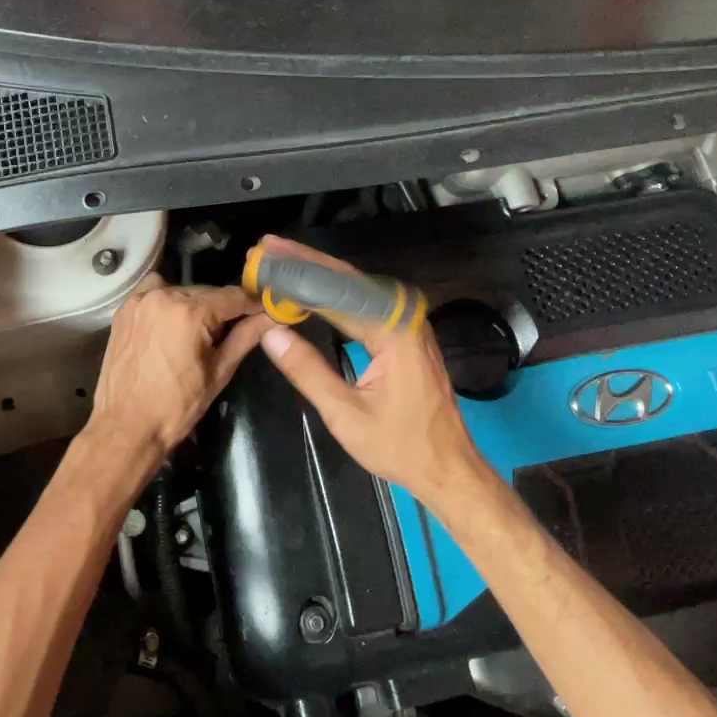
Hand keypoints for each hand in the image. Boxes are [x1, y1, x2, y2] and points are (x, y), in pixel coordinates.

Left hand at [87, 275, 272, 459]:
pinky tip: (172, 322)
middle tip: (233, 328)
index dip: (253, 303)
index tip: (265, 310)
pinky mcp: (124, 309)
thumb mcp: (218, 372)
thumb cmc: (176, 406)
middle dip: (223, 307)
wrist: (126, 426)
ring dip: (195, 303)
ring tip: (199, 330)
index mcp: (189, 313)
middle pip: (206, 291)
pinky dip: (167, 300)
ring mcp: (139, 300)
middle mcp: (163, 296)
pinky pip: (154, 292)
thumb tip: (272, 317)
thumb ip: (245, 338)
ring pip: (181, 290)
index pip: (232, 296)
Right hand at [254, 236, 487, 499]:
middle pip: (348, 279)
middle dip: (305, 262)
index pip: (339, 288)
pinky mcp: (404, 334)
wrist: (449, 469)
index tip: (268, 253)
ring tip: (281, 261)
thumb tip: (271, 332)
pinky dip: (333, 294)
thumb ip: (307, 370)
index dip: (299, 268)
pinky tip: (310, 288)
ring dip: (318, 274)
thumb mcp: (345, 414)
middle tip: (267, 248)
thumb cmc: (400, 446)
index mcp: (395, 332)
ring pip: (356, 288)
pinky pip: (364, 304)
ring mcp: (408, 324)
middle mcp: (405, 318)